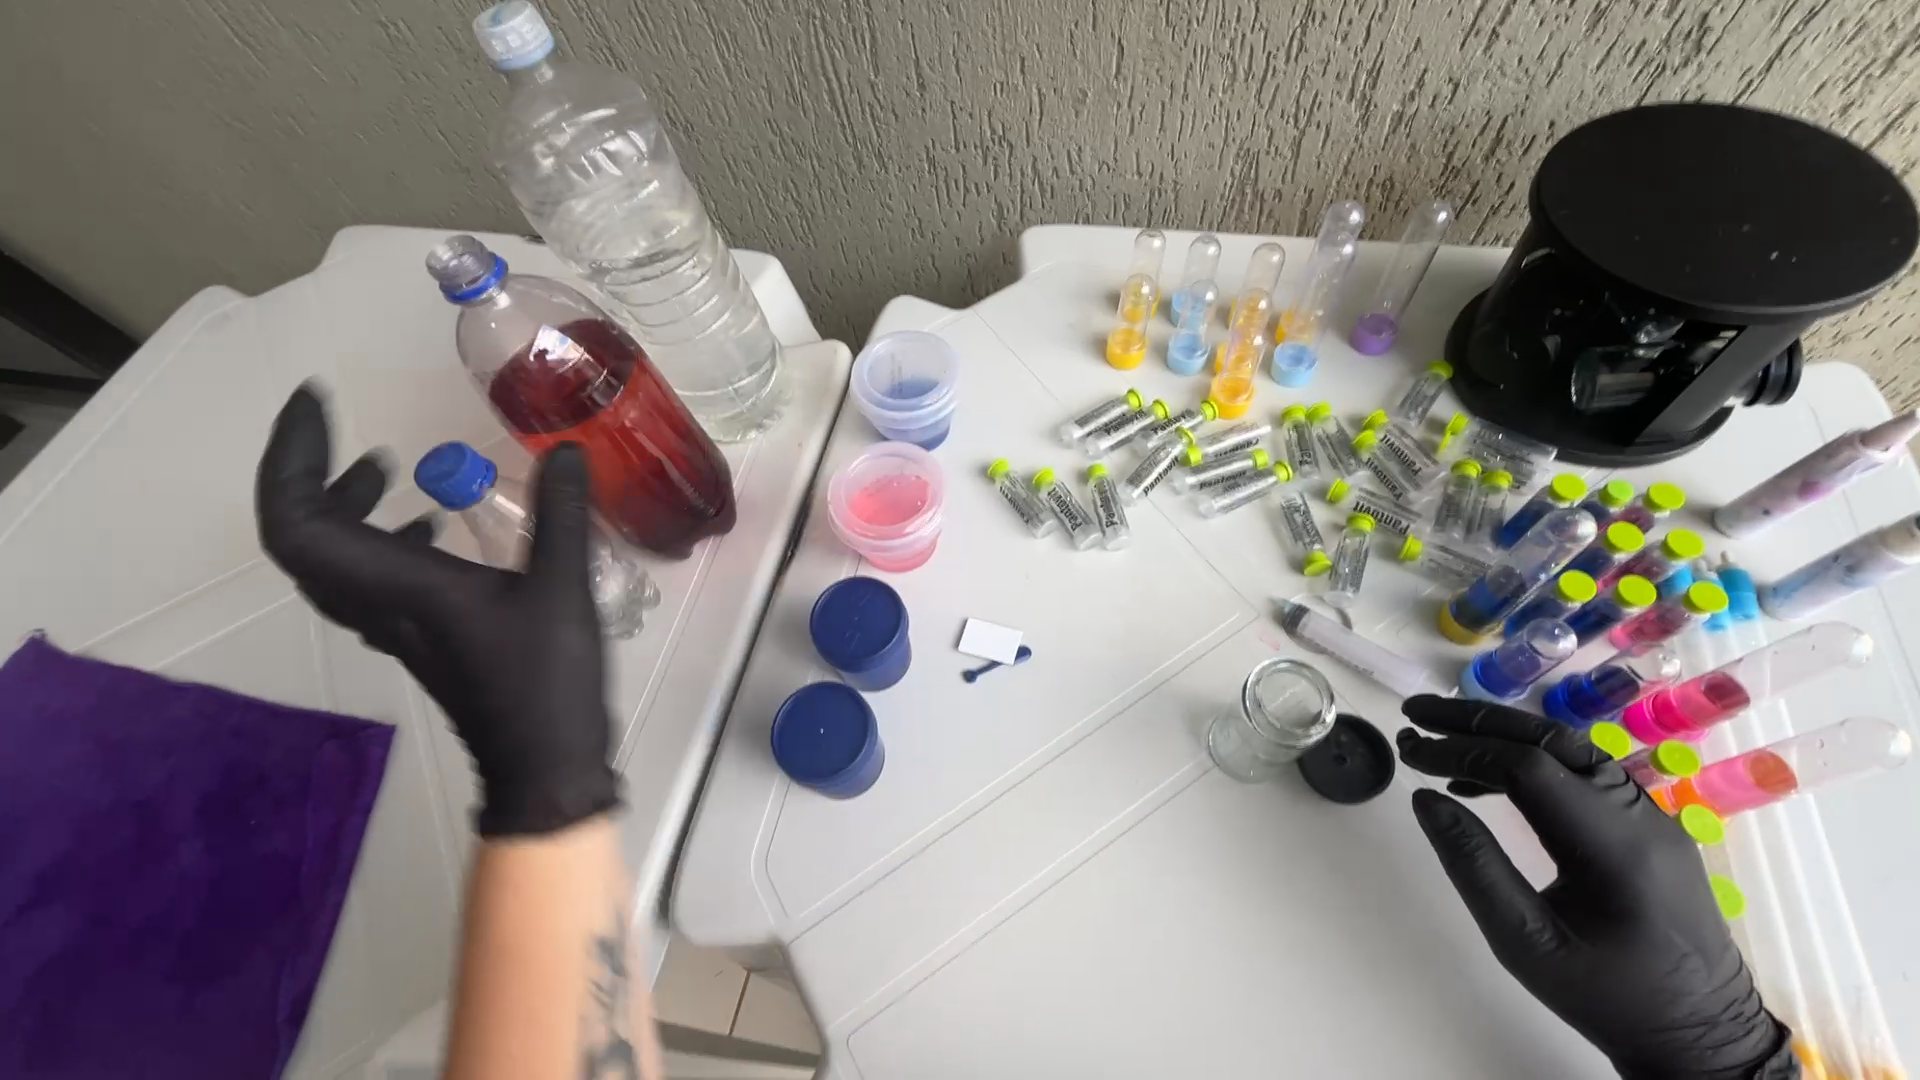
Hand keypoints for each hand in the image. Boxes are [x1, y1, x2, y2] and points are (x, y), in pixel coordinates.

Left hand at [255, 384, 617, 836]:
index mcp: (399, 590)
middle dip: (311, 474)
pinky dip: (385, 539)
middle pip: (302, 536)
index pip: (298, 521)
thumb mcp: (562, 590)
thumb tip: (564, 450)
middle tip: (353, 436)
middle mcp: (380, 606)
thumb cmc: (547, 681)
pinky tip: (435, 528)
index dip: (290, 458)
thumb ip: (560, 516)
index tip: (321, 407)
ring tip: (388, 468)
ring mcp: (398, 626)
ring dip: (343, 506)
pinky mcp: (424, 637)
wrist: (544, 764)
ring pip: (334, 559)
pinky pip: (374, 577)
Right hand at [1396, 696, 1794, 1079]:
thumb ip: (1472, 865)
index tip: (1408, 753)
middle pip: (1550, 740)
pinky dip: (1523, 758)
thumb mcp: (1524, 943)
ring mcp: (1649, 817)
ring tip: (1437, 734)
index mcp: (1615, 849)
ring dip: (1498, 733)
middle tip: (1414, 712)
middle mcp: (1640, 818)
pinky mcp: (1643, 825)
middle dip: (1475, 720)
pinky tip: (1481, 779)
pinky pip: (1578, 770)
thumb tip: (1423, 797)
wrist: (1703, 1039)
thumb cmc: (1606, 997)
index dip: (1461, 751)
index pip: (1528, 768)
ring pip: (1566, 748)